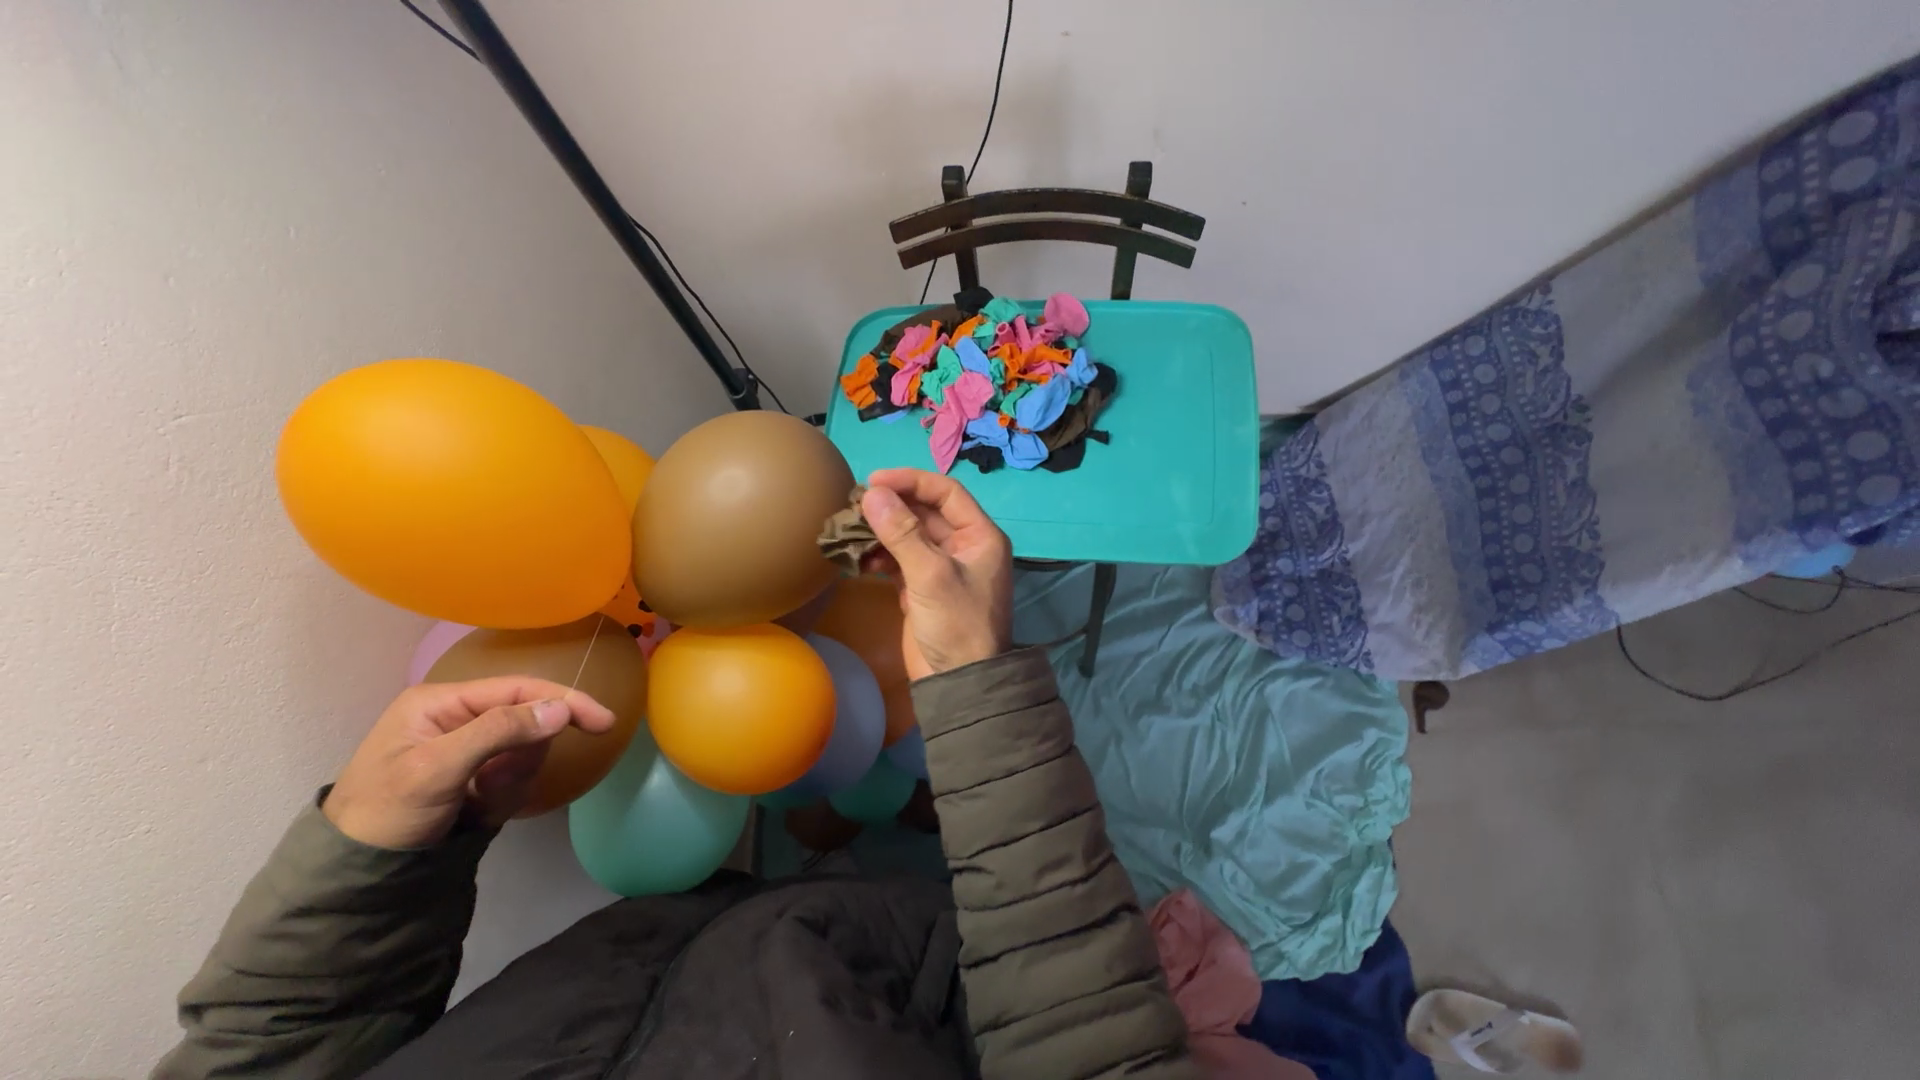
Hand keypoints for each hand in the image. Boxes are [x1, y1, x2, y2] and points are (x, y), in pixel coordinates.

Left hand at [322, 677, 614, 849]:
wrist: (353, 879)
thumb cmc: (385, 813)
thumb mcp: (437, 769)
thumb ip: (498, 732)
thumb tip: (561, 709)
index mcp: (441, 701)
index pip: (519, 688)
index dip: (564, 700)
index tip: (603, 723)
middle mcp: (457, 716)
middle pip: (526, 720)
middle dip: (523, 757)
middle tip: (497, 789)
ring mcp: (467, 747)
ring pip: (525, 751)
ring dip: (512, 781)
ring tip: (477, 804)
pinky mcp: (475, 775)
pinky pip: (515, 776)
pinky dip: (505, 795)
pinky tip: (476, 811)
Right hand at [860, 468, 1012, 679]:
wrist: (958, 683)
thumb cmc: (956, 624)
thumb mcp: (931, 576)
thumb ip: (902, 533)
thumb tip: (871, 494)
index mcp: (980, 535)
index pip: (946, 492)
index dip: (911, 481)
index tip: (874, 480)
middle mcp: (963, 545)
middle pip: (924, 511)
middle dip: (891, 506)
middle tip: (854, 504)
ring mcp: (941, 566)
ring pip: (908, 534)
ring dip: (881, 530)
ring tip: (850, 529)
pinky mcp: (921, 586)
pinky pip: (898, 558)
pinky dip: (879, 554)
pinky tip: (858, 556)